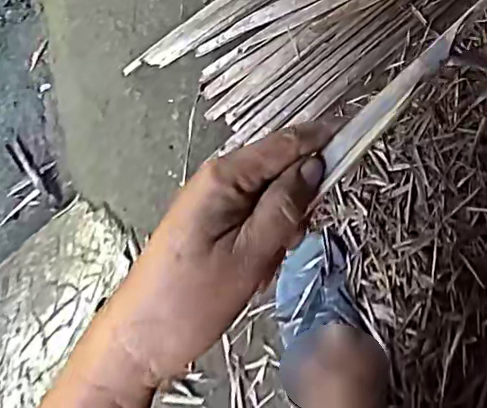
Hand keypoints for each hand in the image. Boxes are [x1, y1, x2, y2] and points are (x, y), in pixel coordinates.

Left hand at [101, 121, 336, 389]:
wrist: (132, 347)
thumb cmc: (182, 306)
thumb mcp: (248, 257)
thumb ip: (286, 206)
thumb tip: (315, 165)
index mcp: (223, 177)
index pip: (285, 141)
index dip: (322, 139)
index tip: (353, 138)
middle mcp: (218, 178)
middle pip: (280, 165)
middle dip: (299, 196)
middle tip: (297, 233)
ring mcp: (214, 198)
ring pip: (271, 192)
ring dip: (283, 222)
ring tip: (269, 260)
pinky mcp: (213, 219)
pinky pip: (256, 212)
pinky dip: (267, 235)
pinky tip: (256, 265)